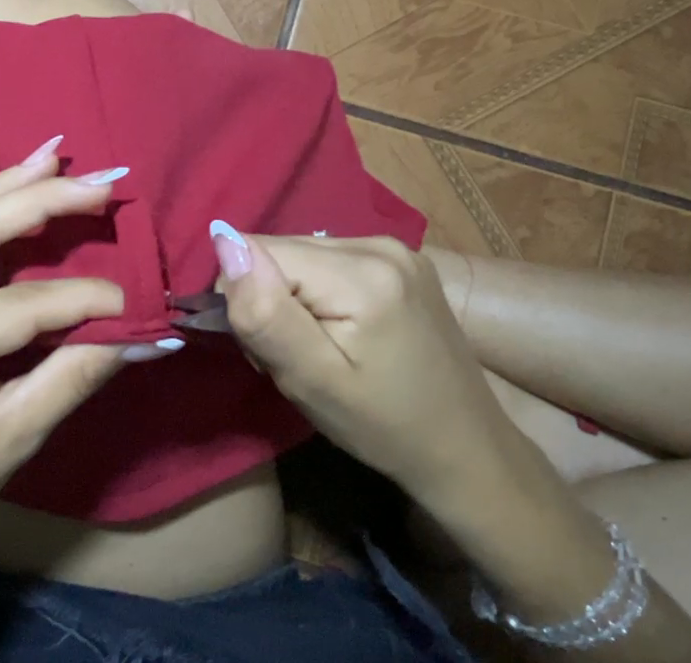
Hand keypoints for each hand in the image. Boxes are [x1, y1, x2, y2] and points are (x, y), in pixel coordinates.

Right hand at [209, 226, 523, 503]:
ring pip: (302, 255)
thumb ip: (266, 313)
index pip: (260, 252)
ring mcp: (397, 248)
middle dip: (269, 298)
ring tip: (318, 350)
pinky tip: (339, 333)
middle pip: (283, 250)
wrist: (465, 448)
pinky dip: (318, 293)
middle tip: (294, 359)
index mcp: (361, 272)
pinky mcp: (404, 261)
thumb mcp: (312, 382)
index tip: (269, 350)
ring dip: (291, 297)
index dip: (248, 298)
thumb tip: (224, 243)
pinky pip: (330, 260)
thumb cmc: (383, 426)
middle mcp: (380, 243)